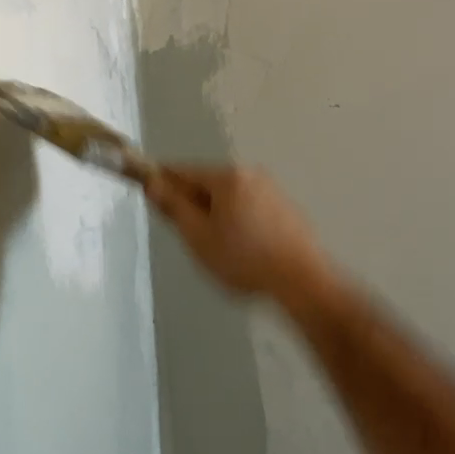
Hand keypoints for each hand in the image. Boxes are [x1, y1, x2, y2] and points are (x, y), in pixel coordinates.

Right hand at [144, 163, 332, 298]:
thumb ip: (173, 207)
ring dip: (217, 218)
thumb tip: (152, 183)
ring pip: (229, 200)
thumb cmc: (244, 259)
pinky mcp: (287, 210)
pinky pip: (250, 210)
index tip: (151, 197)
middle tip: (191, 239)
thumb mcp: (198, 236)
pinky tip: (244, 252)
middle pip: (207, 186)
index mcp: (227, 177)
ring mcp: (273, 191)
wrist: (303, 282)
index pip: (182, 171)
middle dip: (194, 207)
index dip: (162, 183)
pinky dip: (239, 225)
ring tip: (220, 251)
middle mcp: (251, 175)